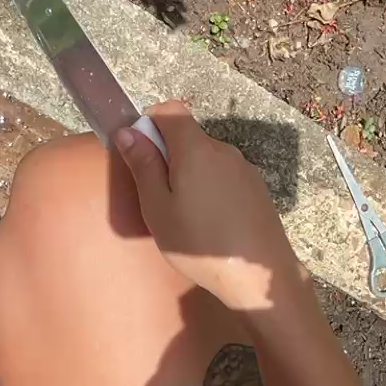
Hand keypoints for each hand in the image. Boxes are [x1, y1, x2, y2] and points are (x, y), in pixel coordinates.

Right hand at [114, 101, 308, 313]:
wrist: (258, 275)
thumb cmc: (200, 243)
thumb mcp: (158, 209)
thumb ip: (144, 166)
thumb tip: (128, 131)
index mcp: (196, 149)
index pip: (170, 109)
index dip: (150, 123)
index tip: (141, 153)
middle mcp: (224, 150)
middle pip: (189, 137)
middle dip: (169, 156)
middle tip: (159, 197)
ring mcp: (245, 169)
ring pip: (207, 159)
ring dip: (191, 176)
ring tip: (185, 217)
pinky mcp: (258, 189)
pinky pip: (225, 177)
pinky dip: (212, 189)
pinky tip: (211, 223)